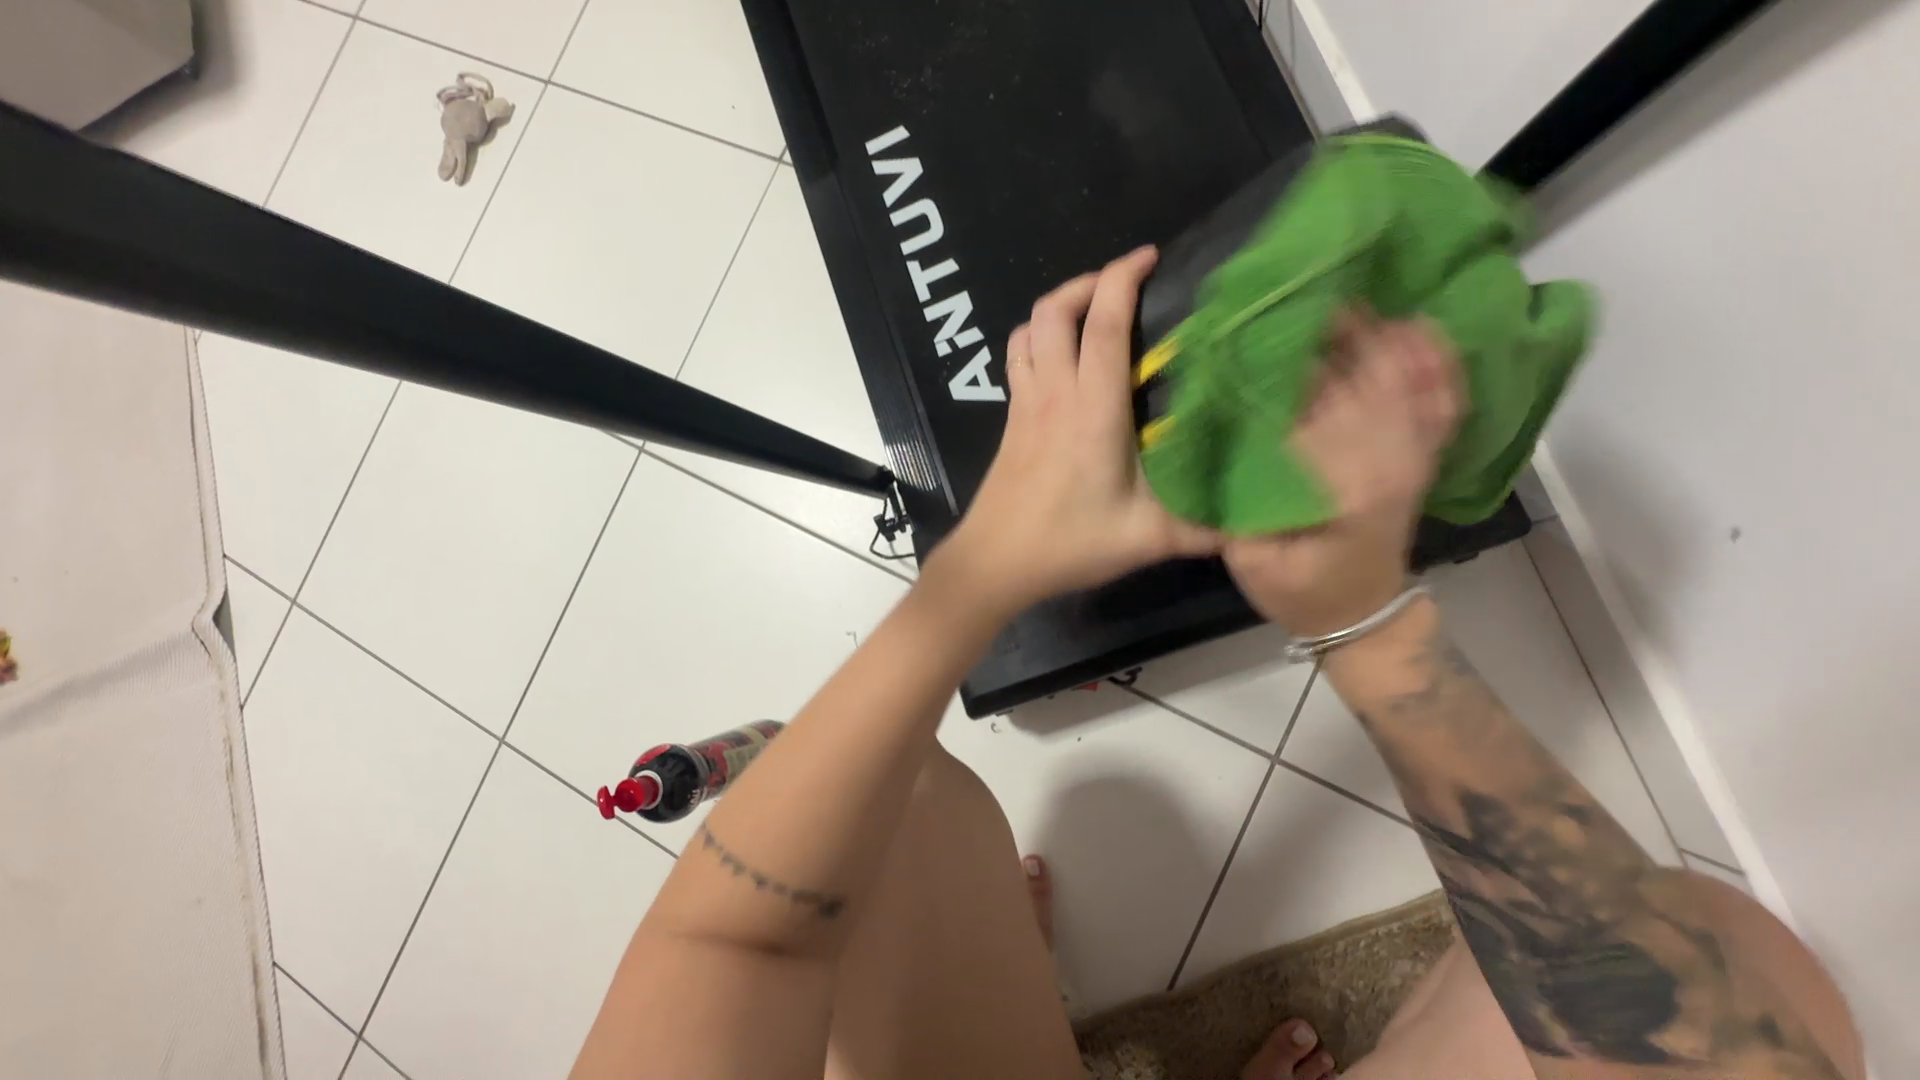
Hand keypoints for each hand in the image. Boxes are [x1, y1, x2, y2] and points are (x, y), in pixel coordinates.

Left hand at [933, 247, 1220, 617]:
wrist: (994, 563)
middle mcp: (1054, 394)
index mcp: (1092, 410)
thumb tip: (1257, 519)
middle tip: (1125, 283)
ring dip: (1057, 306)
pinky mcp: (1010, 421)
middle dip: (1087, 281)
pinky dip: (1037, 338)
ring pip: (1027, 330)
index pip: (1101, 325)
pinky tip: (1061, 357)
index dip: (1121, 279)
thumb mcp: (1146, 540)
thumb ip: (1204, 528)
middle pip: (1053, 311)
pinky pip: (1018, 357)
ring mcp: (1025, 404)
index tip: (1148, 257)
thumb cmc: (1068, 545)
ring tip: (1092, 311)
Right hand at [1223, 312, 1461, 636]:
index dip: (1285, 361)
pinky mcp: (1424, 457)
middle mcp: (1389, 458)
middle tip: (1298, 290)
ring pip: (1403, 378)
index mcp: (1343, 482)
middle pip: (1360, 377)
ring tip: (1346, 296)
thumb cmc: (1298, 591)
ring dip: (1378, 334)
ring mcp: (1415, 455)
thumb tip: (1226, 427)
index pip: (1311, 404)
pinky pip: (1442, 401)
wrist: (1361, 615)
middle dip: (1332, 330)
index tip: (1257, 325)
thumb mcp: (1251, 554)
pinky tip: (1418, 327)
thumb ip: (1242, 495)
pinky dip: (1437, 362)